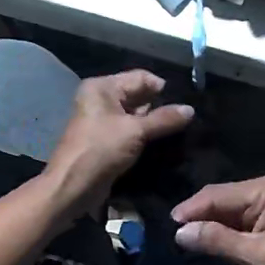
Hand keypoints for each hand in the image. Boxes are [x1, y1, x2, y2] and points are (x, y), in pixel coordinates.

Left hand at [45, 70, 193, 212]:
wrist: (73, 186)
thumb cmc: (101, 150)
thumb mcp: (136, 131)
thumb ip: (164, 119)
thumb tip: (191, 109)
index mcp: (102, 87)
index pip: (141, 78)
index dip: (163, 89)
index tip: (185, 103)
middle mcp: (100, 99)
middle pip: (138, 96)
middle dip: (160, 107)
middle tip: (186, 119)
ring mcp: (102, 121)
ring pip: (136, 116)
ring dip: (154, 124)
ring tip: (181, 132)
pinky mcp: (105, 141)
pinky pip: (130, 132)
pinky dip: (145, 137)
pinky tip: (164, 144)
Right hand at [171, 175, 264, 264]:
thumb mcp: (257, 255)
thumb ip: (218, 241)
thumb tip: (180, 232)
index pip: (218, 194)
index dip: (192, 209)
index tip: (169, 226)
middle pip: (220, 198)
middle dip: (197, 215)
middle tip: (174, 235)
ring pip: (225, 209)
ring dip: (207, 223)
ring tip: (184, 238)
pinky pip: (235, 218)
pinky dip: (220, 229)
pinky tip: (205, 239)